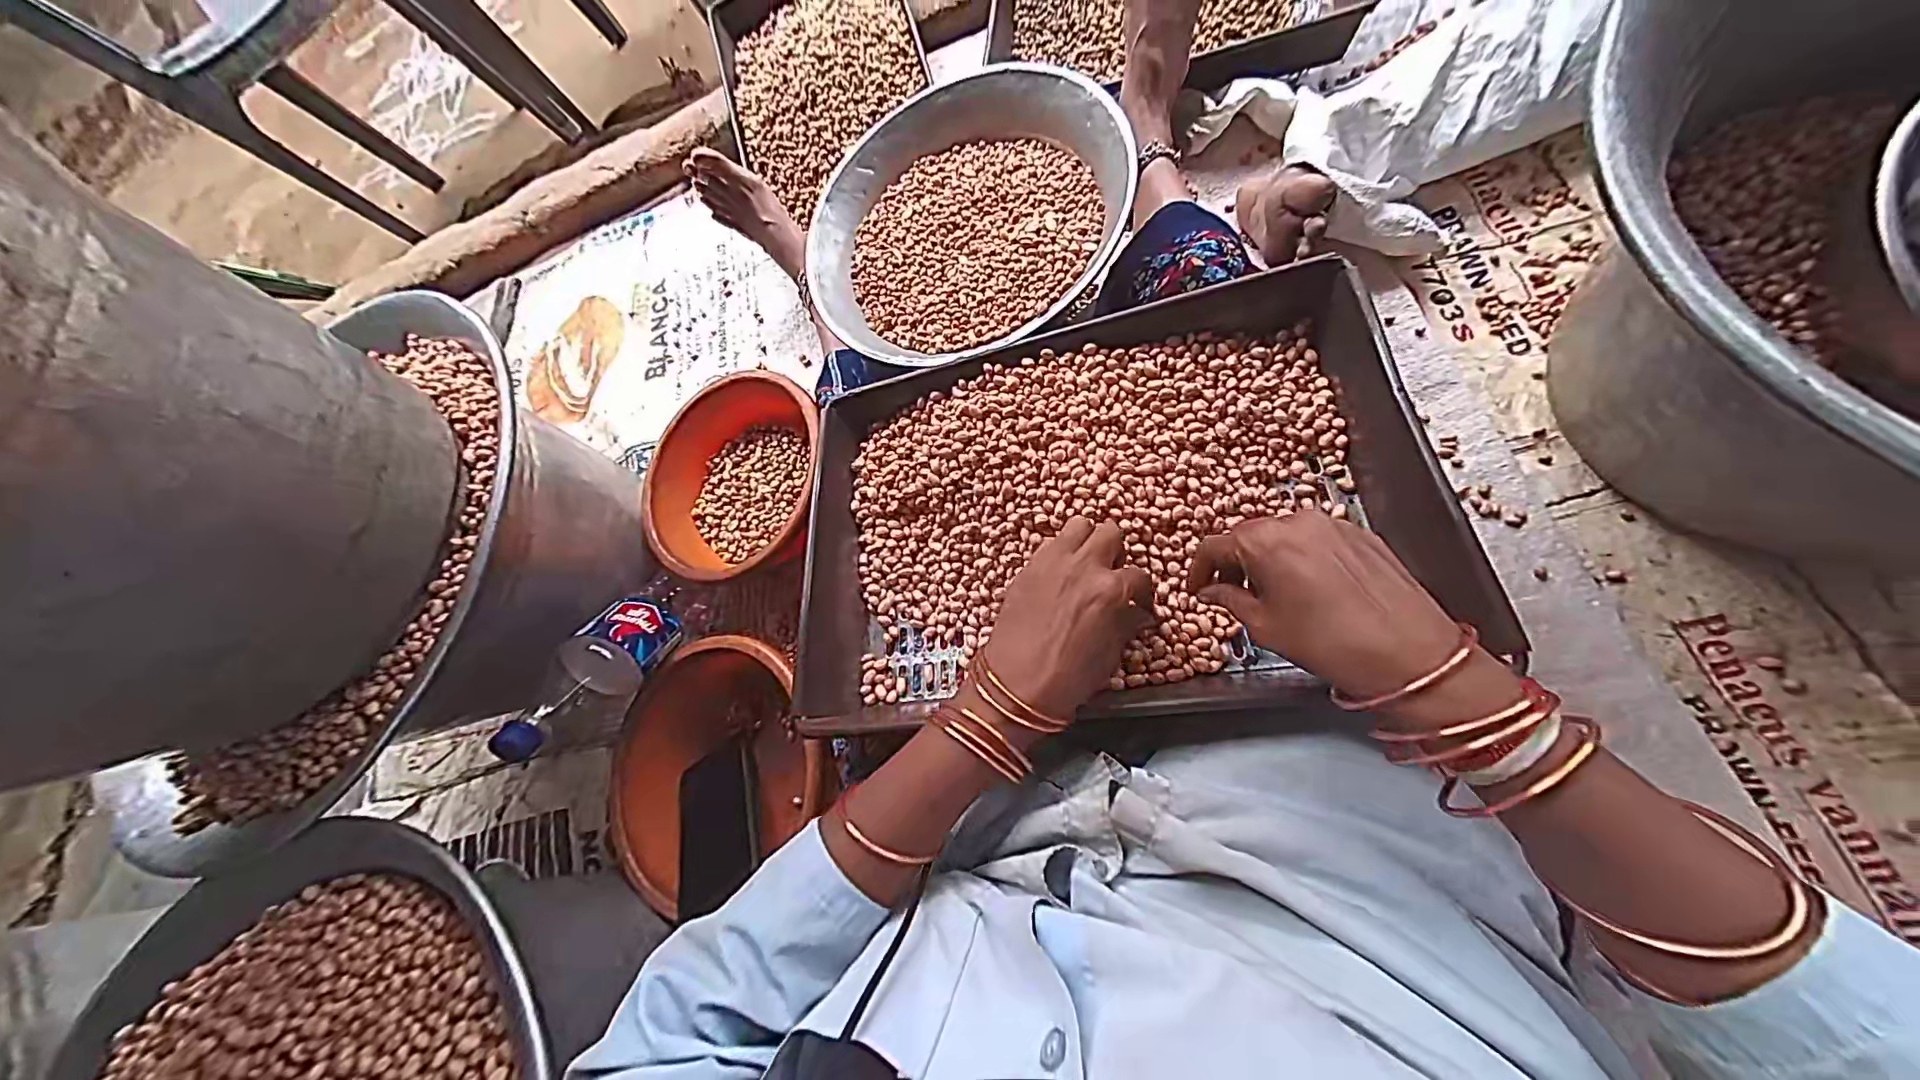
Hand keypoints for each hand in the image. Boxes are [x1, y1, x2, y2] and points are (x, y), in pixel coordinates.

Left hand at [982, 517, 1153, 720]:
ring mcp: (1051, 562)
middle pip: (1111, 533)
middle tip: (1113, 573)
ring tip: (1087, 563)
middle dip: (1117, 552)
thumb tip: (1138, 613)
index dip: (1143, 593)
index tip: (1140, 603)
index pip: (1139, 576)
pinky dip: (1061, 551)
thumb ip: (1126, 623)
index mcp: (1109, 589)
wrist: (1015, 685)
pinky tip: (1061, 573)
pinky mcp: (1027, 567)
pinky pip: (1050, 544)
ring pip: (1079, 526)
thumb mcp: (1109, 654)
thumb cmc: (1066, 677)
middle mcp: (1082, 566)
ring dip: (1088, 540)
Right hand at [1186, 512, 1522, 729]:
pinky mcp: (1361, 535)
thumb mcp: (1266, 626)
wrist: (1414, 656)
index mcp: (1265, 541)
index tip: (1198, 588)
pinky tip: (1306, 590)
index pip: (1214, 546)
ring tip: (1270, 596)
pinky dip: (1299, 558)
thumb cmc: (1335, 644)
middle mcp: (1298, 522)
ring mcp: (1333, 525)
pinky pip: (1315, 539)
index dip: (1199, 570)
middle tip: (1229, 594)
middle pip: (1248, 536)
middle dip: (1233, 564)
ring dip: (1266, 560)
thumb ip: (1230, 600)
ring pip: (1282, 536)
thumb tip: (1213, 592)